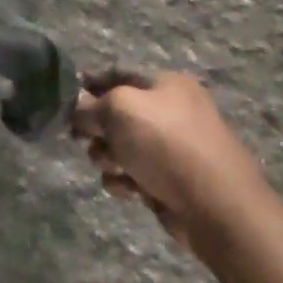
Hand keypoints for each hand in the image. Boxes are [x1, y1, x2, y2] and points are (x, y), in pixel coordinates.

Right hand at [72, 71, 271, 246]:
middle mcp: (172, 112)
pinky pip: (132, 173)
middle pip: (114, 112)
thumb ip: (88, 104)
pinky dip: (123, 180)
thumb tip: (77, 109)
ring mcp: (172, 149)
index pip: (116, 73)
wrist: (218, 209)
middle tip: (85, 138)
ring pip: (119, 145)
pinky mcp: (171, 181)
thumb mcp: (118, 109)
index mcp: (167, 85)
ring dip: (106, 156)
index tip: (65, 101)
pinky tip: (128, 188)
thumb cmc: (167, 145)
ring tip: (114, 167)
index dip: (88, 85)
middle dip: (96, 128)